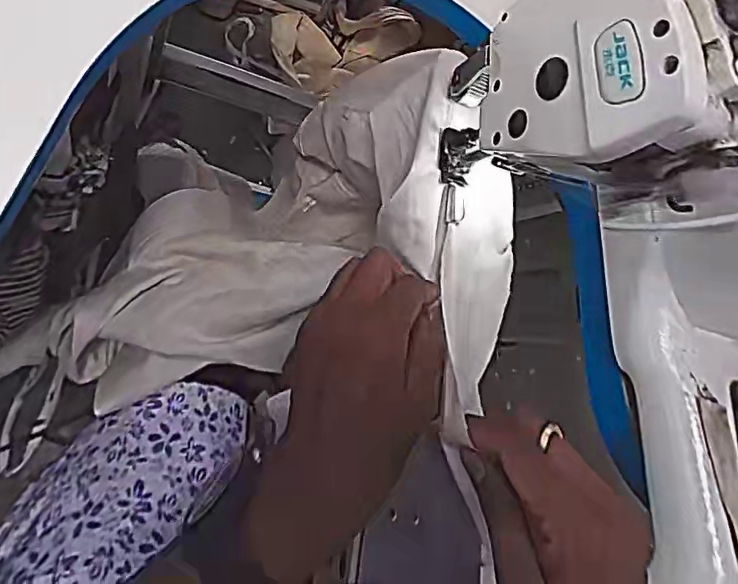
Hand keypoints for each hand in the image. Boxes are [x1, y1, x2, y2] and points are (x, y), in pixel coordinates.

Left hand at [244, 248, 444, 579]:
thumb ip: (430, 344)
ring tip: (386, 317)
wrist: (316, 475)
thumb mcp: (420, 400)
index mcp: (378, 331)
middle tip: (410, 308)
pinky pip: (333, 293)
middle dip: (399, 278)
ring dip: (374, 283)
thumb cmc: (372, 447)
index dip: (427, 296)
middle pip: (378, 261)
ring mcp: (321, 320)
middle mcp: (345, 315)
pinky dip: (352, 298)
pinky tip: (363, 330)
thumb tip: (431, 310)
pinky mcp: (306, 332)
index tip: (431, 312)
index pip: (411, 283)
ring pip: (352, 269)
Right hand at [468, 410, 652, 583]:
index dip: (486, 432)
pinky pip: (579, 469)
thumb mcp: (520, 581)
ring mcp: (618, 506)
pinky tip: (529, 488)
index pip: (523, 447)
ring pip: (561, 446)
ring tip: (495, 467)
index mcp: (575, 519)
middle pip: (544, 435)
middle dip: (505, 433)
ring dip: (526, 448)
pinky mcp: (623, 515)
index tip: (459, 429)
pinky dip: (550, 466)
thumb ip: (500, 517)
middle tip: (472, 444)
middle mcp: (603, 502)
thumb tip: (477, 466)